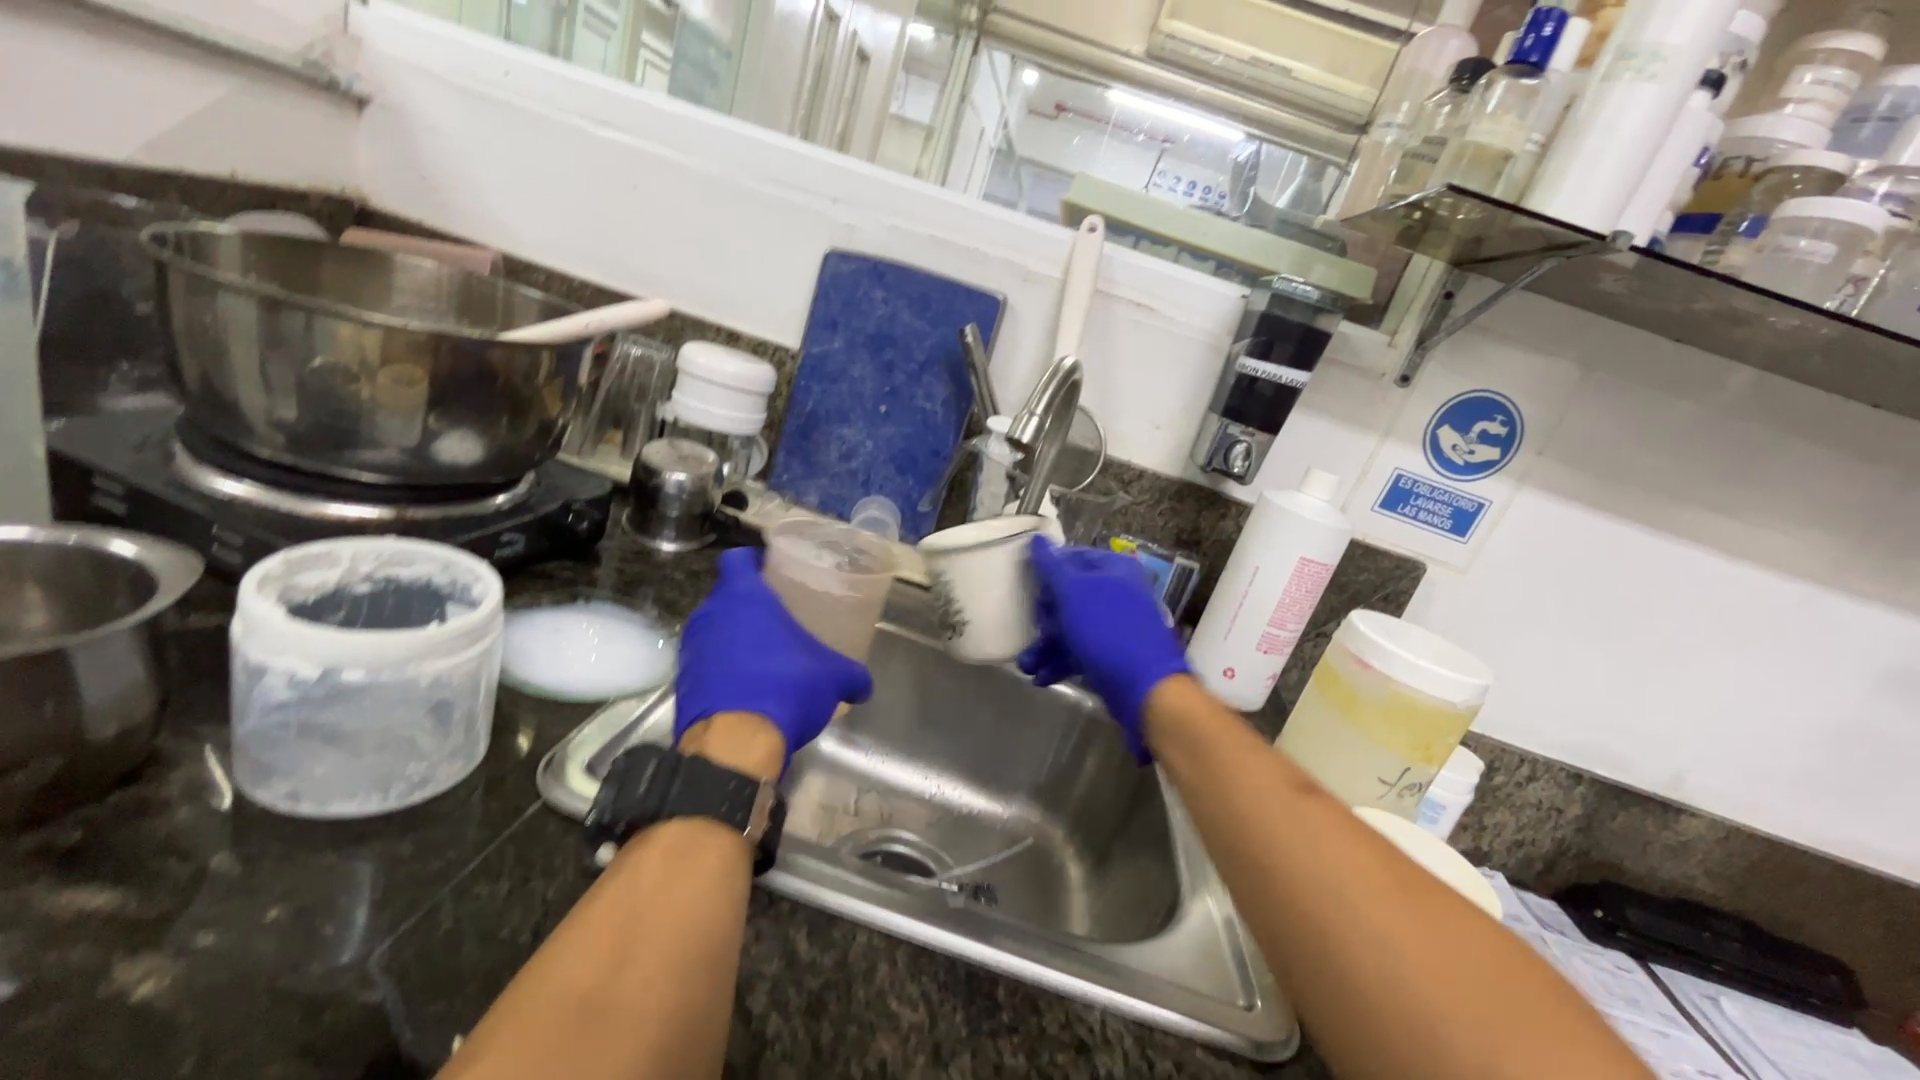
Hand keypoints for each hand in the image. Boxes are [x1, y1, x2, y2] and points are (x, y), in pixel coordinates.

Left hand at [674, 548, 873, 770]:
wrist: (735, 744)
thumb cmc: (786, 687)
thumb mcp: (832, 678)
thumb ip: (851, 675)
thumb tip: (863, 685)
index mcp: (744, 597)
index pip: (736, 560)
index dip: (750, 561)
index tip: (767, 569)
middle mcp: (710, 616)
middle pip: (725, 597)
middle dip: (746, 605)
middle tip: (774, 618)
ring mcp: (692, 650)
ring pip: (713, 632)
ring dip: (732, 640)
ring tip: (761, 656)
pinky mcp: (683, 685)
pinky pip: (705, 666)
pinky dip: (722, 672)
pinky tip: (746, 689)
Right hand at [1019, 536, 1188, 760]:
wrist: (1145, 687)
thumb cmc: (1107, 629)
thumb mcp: (1074, 592)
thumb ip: (1052, 566)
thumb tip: (1036, 538)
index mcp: (1114, 569)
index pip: (1072, 557)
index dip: (1048, 571)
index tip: (1027, 585)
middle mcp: (1117, 593)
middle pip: (1069, 595)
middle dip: (1045, 616)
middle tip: (1033, 626)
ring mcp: (1115, 626)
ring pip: (1071, 627)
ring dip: (1046, 645)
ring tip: (1026, 664)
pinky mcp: (1111, 655)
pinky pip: (1079, 652)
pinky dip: (1059, 662)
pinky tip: (1041, 677)